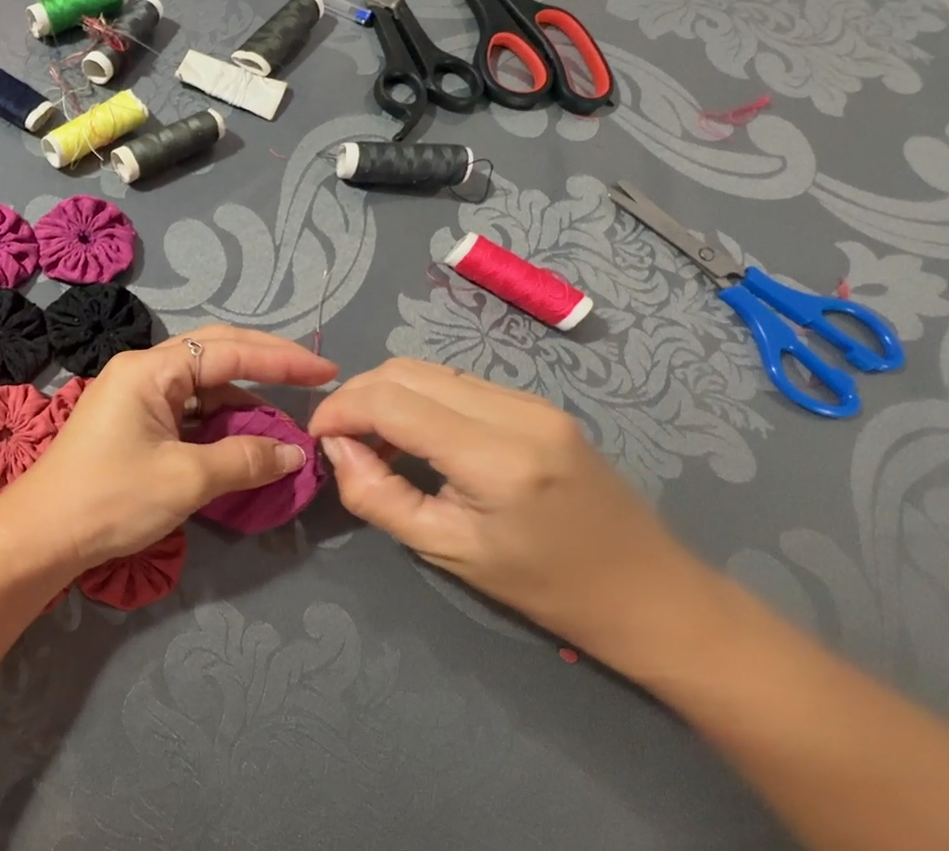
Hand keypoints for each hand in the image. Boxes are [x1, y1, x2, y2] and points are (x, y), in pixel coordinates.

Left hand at [0, 326, 337, 574]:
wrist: (44, 532)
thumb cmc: (112, 497)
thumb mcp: (187, 479)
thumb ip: (245, 459)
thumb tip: (293, 453)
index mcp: (148, 370)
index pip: (228, 350)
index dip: (281, 360)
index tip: (326, 372)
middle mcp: (140, 371)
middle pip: (213, 354)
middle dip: (265, 364)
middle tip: (314, 379)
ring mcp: (132, 397)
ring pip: (199, 385)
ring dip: (242, 400)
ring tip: (284, 423)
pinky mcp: (130, 423)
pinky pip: (184, 409)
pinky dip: (217, 421)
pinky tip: (243, 439)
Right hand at [307, 358, 696, 647]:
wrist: (647, 592)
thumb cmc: (542, 585)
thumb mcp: (444, 550)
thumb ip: (376, 495)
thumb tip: (336, 449)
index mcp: (495, 456)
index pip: (390, 400)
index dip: (339, 411)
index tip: (316, 440)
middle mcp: (515, 412)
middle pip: (404, 371)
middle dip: (355, 396)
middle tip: (337, 440)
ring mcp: (531, 402)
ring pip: (428, 370)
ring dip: (384, 395)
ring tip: (370, 441)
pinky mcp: (537, 405)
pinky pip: (455, 383)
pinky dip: (416, 398)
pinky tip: (411, 436)